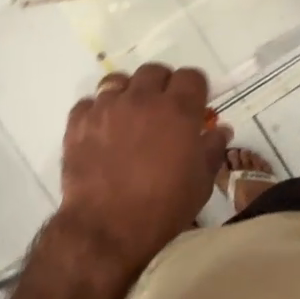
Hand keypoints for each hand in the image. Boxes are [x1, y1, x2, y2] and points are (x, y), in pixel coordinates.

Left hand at [55, 64, 230, 272]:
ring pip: (119, 80)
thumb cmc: (163, 207)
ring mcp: (106, 108)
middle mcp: (142, 99)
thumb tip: (220, 130)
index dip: (195, 90)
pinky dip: (98, 112)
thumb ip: (212, 150)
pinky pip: (90, 103)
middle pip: (154, 71)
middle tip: (163, 111)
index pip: (191, 76)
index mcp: (178, 110)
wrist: (108, 227)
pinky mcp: (79, 122)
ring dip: (129, 93)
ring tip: (130, 117)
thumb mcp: (201, 183)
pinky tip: (103, 132)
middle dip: (163, 86)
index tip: (195, 106)